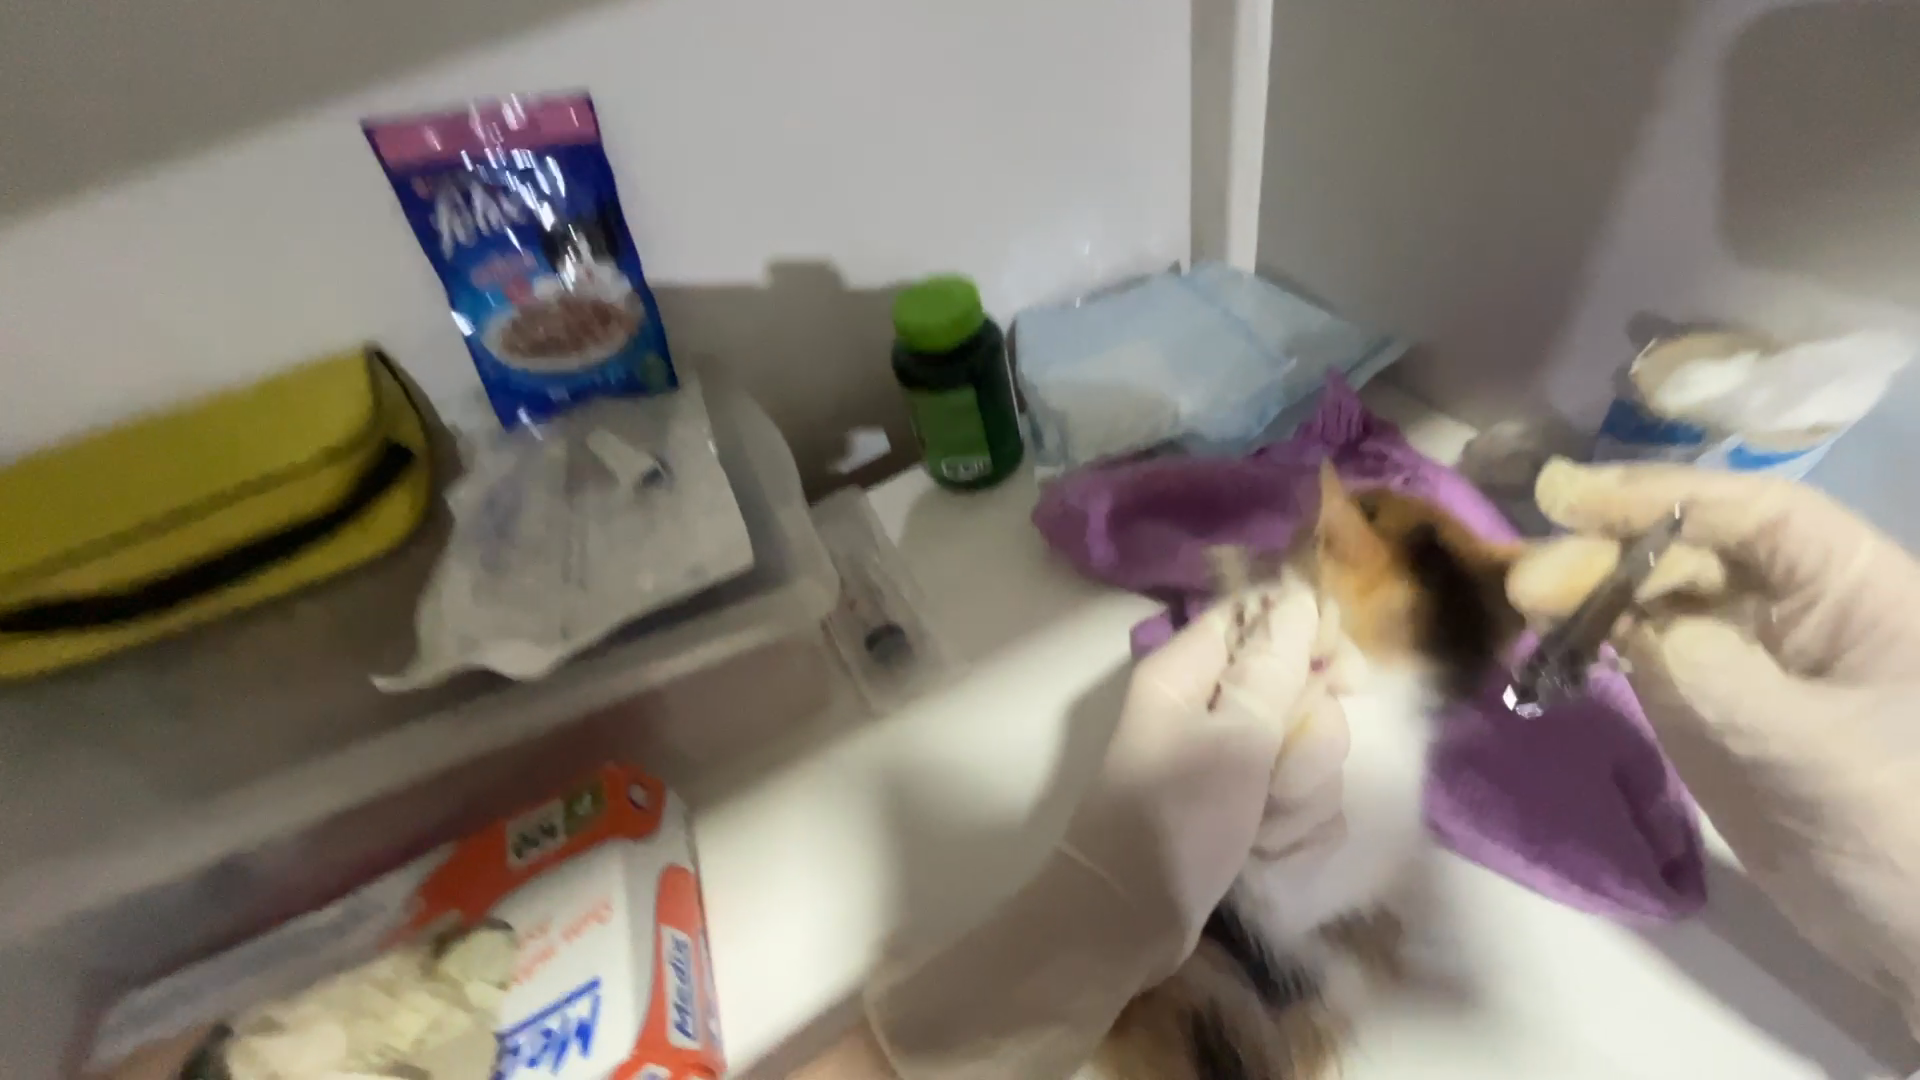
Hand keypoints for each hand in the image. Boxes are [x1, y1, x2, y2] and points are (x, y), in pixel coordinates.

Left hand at [1070, 569, 1348, 977]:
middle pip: (1295, 685)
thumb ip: (1273, 669)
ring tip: (1260, 824)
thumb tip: (1297, 597)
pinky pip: (1299, 795)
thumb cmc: (1174, 819)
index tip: (1344, 676)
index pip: (1259, 615)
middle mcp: (1208, 703)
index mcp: (1189, 670)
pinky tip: (1261, 848)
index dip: (1308, 634)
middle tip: (1279, 774)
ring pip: (1306, 746)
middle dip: (1306, 739)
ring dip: (1298, 793)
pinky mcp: (1244, 800)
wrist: (1130, 917)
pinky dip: (1291, 825)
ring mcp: (1227, 754)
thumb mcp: (1231, 740)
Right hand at [1508, 459, 1919, 1029]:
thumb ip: (1717, 674)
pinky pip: (1625, 634)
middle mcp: (1791, 601)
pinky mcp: (1692, 681)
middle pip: (1682, 546)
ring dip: (1579, 586)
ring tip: (1520, 599)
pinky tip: (1541, 631)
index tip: (1566, 497)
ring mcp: (1734, 642)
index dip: (1658, 494)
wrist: (1904, 925)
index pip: (1753, 513)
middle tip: (1527, 580)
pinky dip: (1579, 627)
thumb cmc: (1899, 829)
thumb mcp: (1814, 750)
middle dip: (1601, 552)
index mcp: (1857, 591)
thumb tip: (1620, 620)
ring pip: (1643, 586)